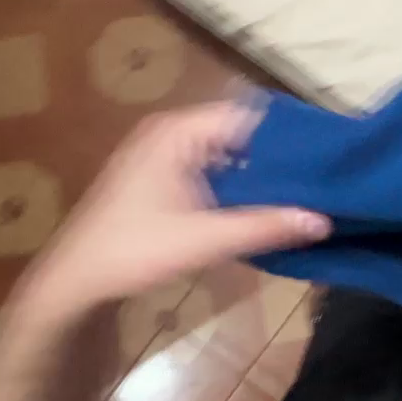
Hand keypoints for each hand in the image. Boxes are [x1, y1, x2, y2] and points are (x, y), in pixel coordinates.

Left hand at [17, 102, 330, 318]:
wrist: (74, 283)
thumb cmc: (133, 252)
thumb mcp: (205, 240)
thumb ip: (265, 226)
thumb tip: (324, 221)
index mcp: (179, 132)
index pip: (250, 116)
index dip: (288, 136)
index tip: (327, 157)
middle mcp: (173, 133)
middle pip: (243, 134)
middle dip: (279, 158)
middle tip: (325, 179)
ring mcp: (167, 155)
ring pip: (232, 154)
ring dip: (262, 174)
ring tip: (308, 192)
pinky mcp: (165, 179)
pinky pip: (217, 170)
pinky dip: (242, 185)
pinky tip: (270, 207)